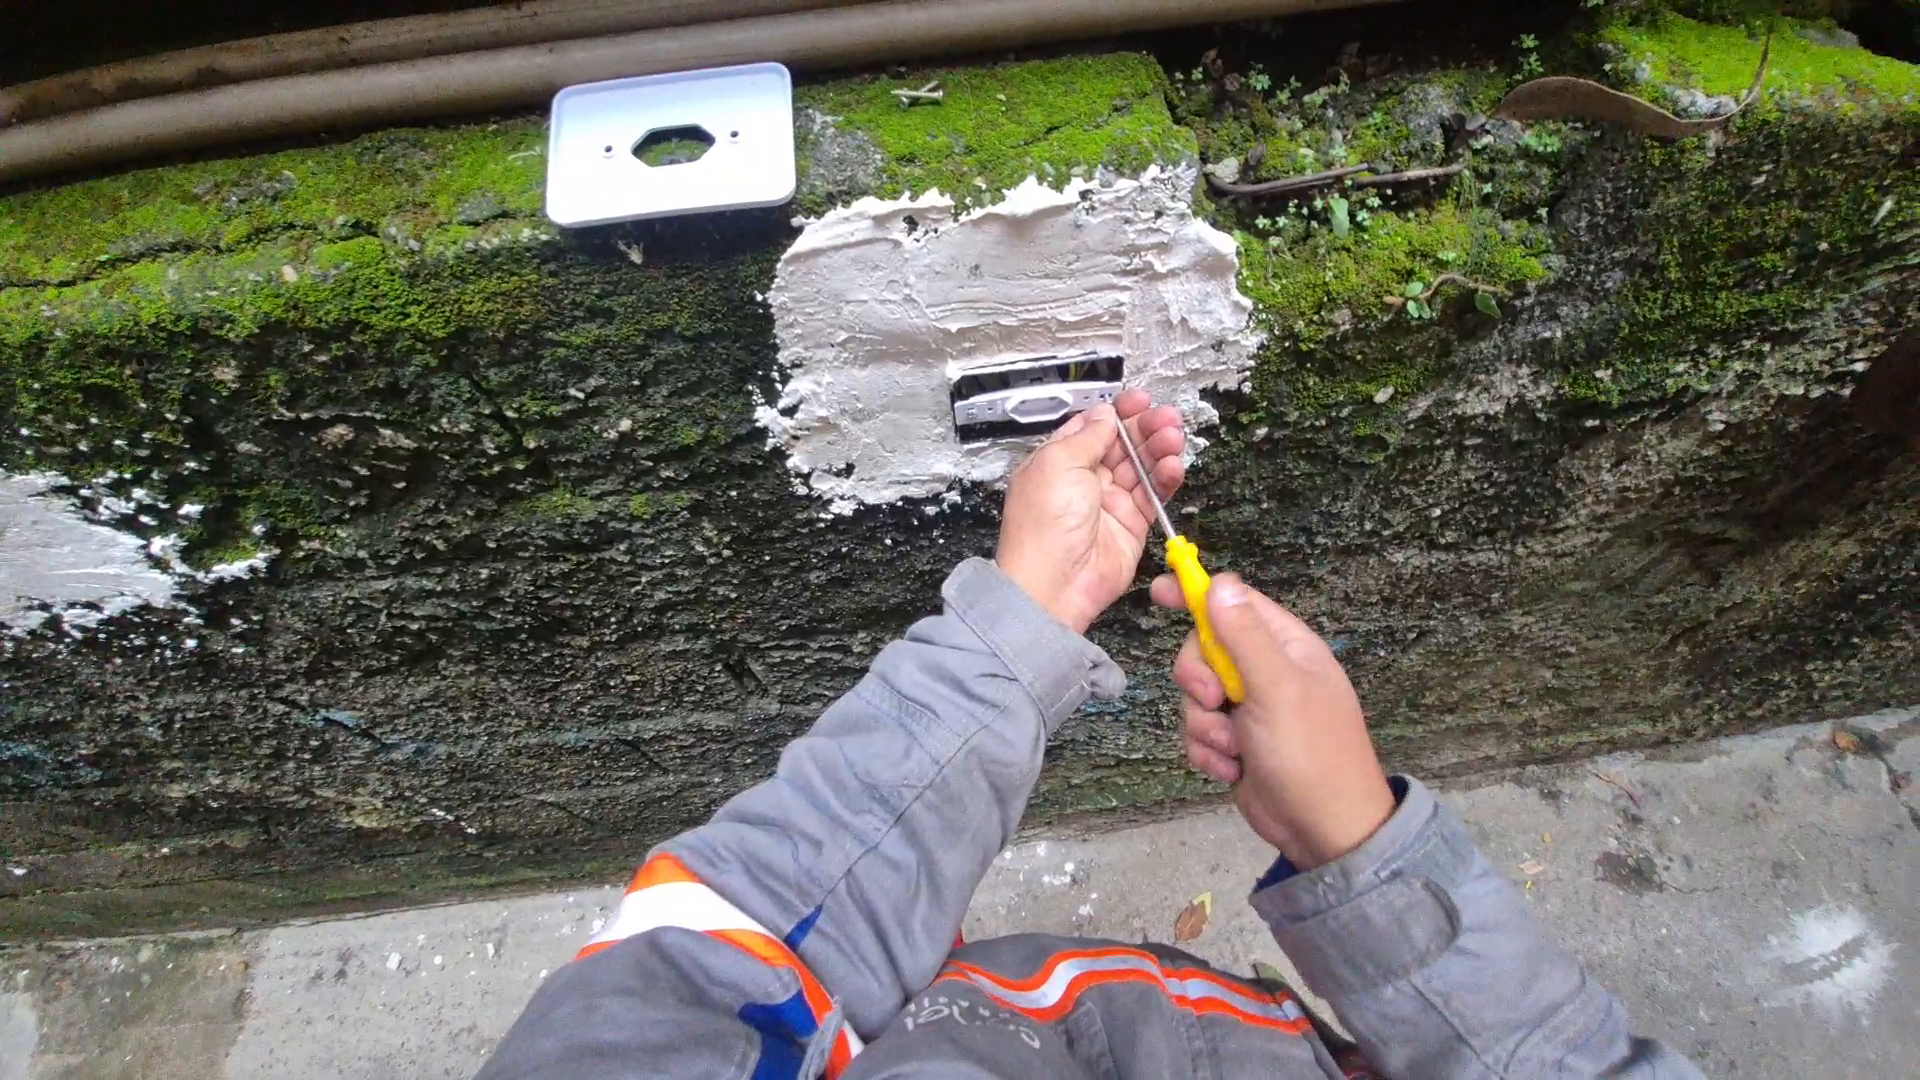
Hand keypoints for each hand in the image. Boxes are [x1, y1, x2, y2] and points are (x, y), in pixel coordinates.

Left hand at [996, 390, 1185, 635]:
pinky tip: (1173, 465)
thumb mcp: (1057, 463)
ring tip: (1172, 437)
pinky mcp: (1131, 525)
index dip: (1117, 412)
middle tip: (1164, 417)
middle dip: (1145, 427)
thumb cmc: (1042, 528)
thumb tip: (1104, 415)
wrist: (1054, 583)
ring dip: (1159, 448)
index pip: (1092, 427)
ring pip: (1142, 466)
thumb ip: (1086, 436)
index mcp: (1058, 461)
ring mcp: (1108, 502)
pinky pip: (1154, 495)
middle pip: (1122, 444)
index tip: (1139, 400)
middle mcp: (1082, 480)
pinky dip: (1166, 478)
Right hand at [1151, 573, 1395, 869]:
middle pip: (1203, 648)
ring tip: (1233, 748)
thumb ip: (1244, 635)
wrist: (1324, 832)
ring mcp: (1247, 706)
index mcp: (1285, 646)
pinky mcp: (1232, 740)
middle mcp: (1265, 670)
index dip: (1196, 594)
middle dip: (1198, 678)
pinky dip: (1207, 750)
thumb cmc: (1309, 752)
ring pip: (1194, 693)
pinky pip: (1197, 729)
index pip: (1234, 602)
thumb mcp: (1277, 688)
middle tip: (1214, 700)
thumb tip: (1219, 582)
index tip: (1159, 592)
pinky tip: (1231, 769)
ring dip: (1204, 724)